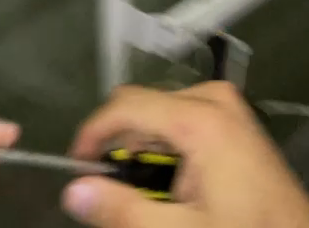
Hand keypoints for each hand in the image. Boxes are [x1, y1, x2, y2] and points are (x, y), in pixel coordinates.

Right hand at [60, 83, 308, 227]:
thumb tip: (75, 192)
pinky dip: (167, 148)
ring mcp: (226, 104)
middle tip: (113, 192)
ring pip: (161, 114)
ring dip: (144, 152)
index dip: (93, 133)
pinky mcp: (233, 117)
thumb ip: (123, 211)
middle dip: (122, 149)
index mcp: (199, 117)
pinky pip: (183, 119)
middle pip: (144, 108)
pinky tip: (173, 186)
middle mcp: (212, 98)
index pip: (127, 105)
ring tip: (149, 197)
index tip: (76, 166)